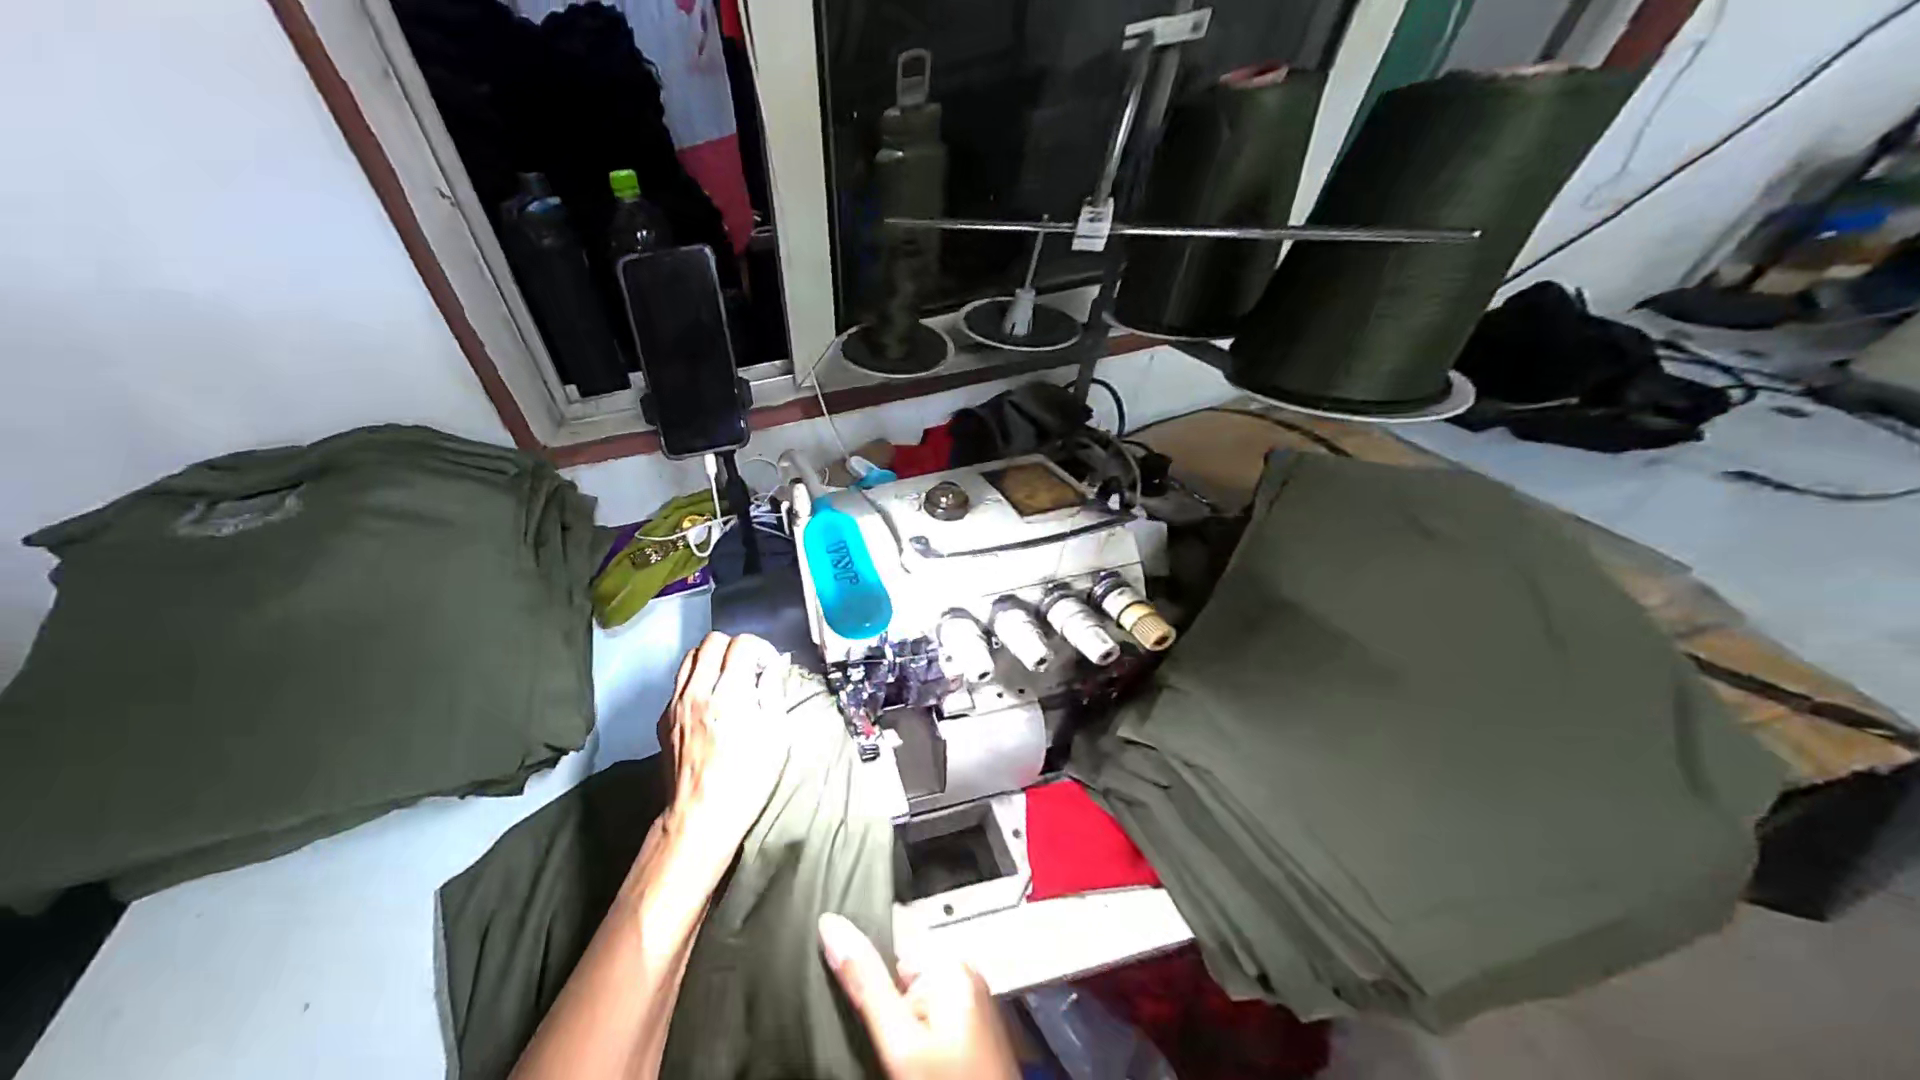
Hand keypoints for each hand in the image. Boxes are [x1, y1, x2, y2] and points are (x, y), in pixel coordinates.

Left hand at [657, 632, 788, 863]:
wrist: (701, 815)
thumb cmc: (747, 779)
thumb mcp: (775, 734)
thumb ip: (773, 691)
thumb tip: (774, 664)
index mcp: (729, 695)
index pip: (742, 644)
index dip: (761, 648)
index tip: (768, 665)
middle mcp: (697, 692)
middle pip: (713, 642)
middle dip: (735, 647)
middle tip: (748, 667)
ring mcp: (675, 704)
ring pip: (690, 657)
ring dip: (712, 658)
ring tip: (727, 678)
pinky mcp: (663, 719)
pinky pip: (679, 682)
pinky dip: (696, 679)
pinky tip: (710, 700)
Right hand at [818, 913, 1018, 1079]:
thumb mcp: (899, 1040)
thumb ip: (866, 982)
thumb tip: (831, 925)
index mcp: (951, 963)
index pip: (892, 945)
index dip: (868, 974)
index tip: (862, 1007)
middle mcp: (966, 974)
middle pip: (904, 975)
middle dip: (887, 1003)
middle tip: (891, 1046)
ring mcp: (973, 1003)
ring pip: (917, 1000)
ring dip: (902, 1023)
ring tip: (905, 1056)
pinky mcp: (973, 1030)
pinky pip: (933, 1019)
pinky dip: (919, 1035)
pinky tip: (919, 1061)